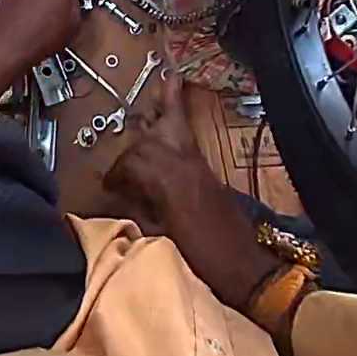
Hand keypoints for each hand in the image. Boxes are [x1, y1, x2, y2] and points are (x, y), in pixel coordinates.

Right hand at [104, 73, 281, 310]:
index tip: (107, 188)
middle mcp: (182, 164)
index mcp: (169, 182)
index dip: (115, 176)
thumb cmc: (203, 260)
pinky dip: (175, 104)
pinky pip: (184, 129)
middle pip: (146, 144)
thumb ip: (140, 212)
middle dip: (130, 154)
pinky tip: (174, 82)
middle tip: (120, 169)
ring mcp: (196, 162)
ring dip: (158, 112)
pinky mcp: (205, 167)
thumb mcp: (163, 239)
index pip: (131, 164)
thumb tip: (120, 198)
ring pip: (167, 129)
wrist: (248, 273)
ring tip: (158, 82)